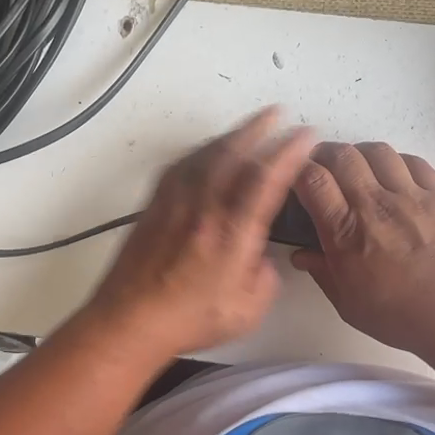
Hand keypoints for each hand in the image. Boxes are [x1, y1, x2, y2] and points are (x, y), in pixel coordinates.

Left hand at [77, 108, 315, 361]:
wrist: (130, 320)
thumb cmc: (183, 319)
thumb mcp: (246, 310)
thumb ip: (264, 279)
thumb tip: (263, 262)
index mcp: (232, 233)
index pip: (266, 178)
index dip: (289, 151)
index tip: (304, 135)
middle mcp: (204, 210)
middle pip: (235, 154)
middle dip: (261, 128)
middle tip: (279, 114)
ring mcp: (176, 203)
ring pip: (206, 154)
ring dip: (232, 134)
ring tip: (249, 124)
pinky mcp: (155, 205)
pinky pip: (180, 165)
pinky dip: (199, 150)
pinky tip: (206, 148)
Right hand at [291, 142, 434, 358]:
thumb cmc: (402, 316)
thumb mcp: (348, 304)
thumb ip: (322, 272)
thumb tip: (301, 255)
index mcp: (345, 232)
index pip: (312, 179)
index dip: (297, 169)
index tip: (295, 177)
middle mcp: (374, 205)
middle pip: (341, 154)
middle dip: (324, 153)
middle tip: (321, 167)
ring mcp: (410, 196)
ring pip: (376, 150)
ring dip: (359, 154)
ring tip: (357, 169)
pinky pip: (412, 161)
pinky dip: (395, 161)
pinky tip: (392, 176)